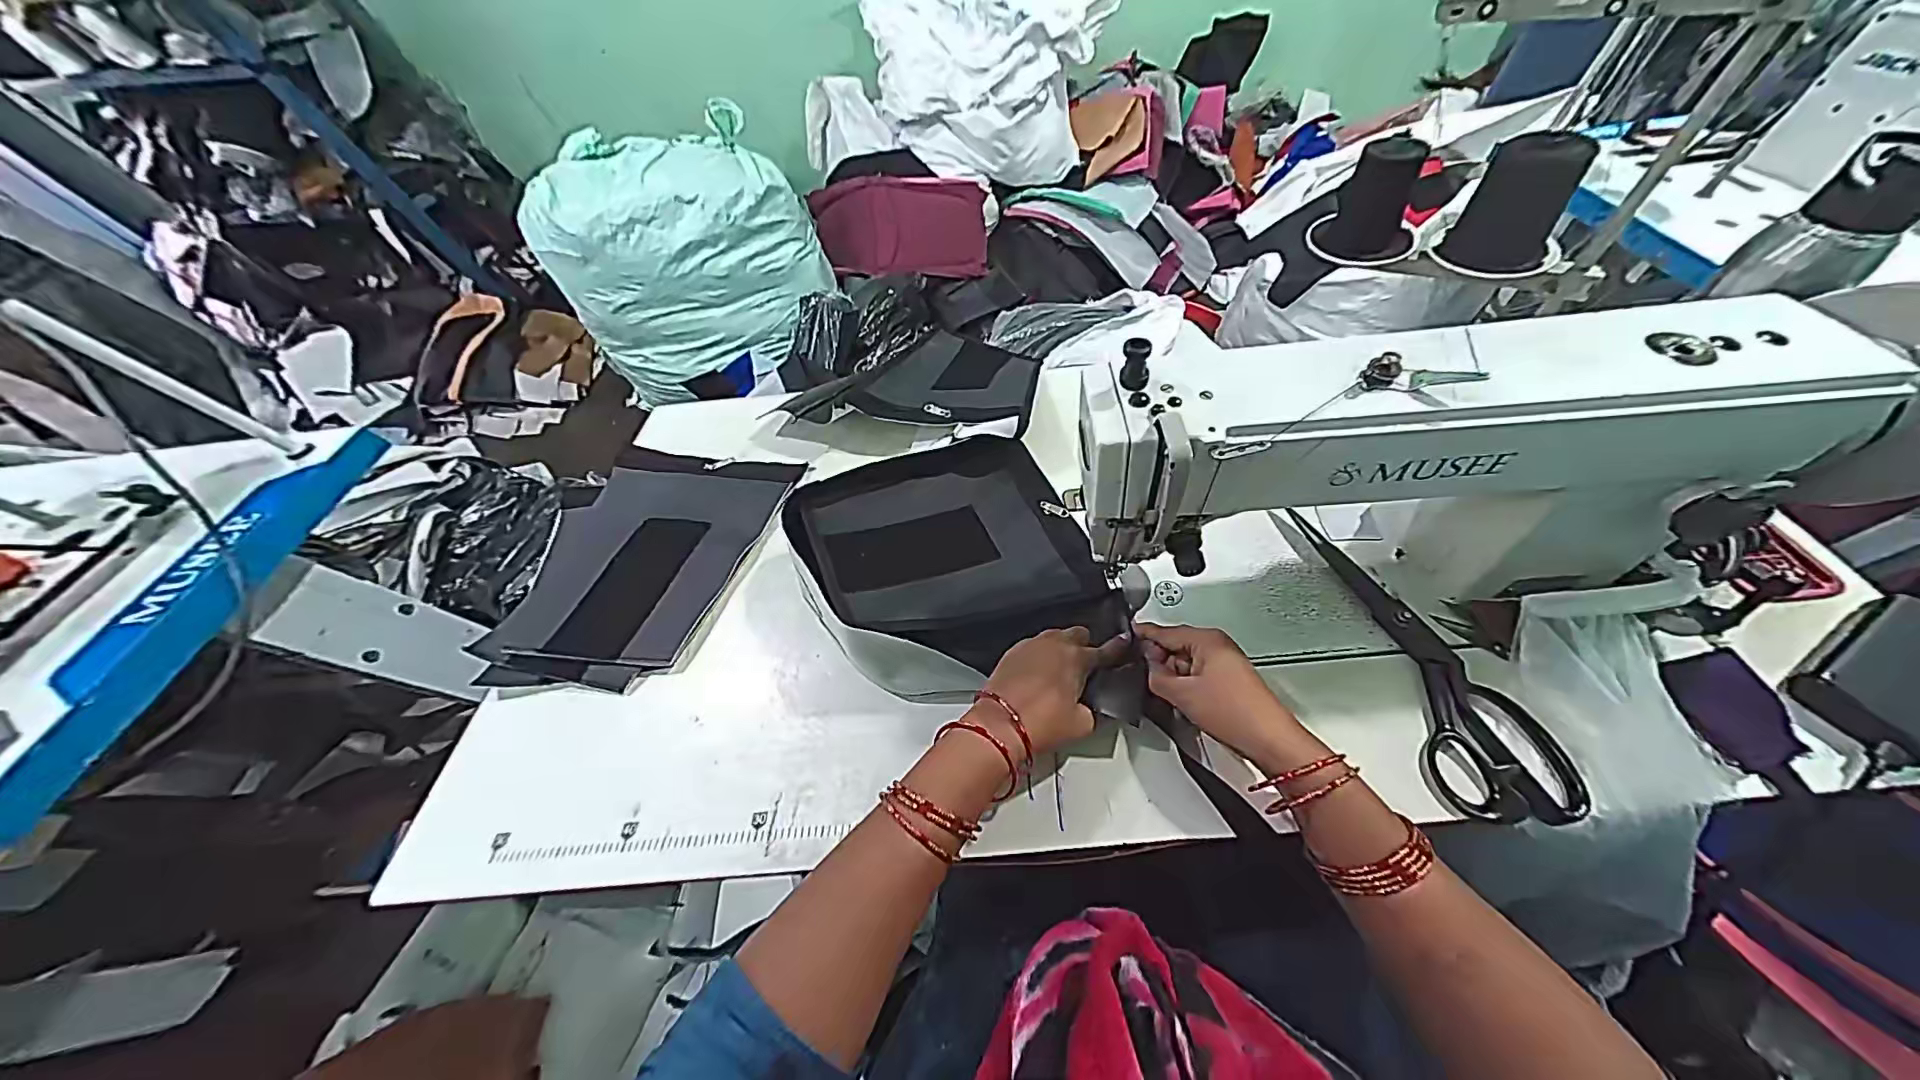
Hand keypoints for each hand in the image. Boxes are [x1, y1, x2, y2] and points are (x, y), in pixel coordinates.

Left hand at [979, 628, 1125, 757]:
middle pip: (1078, 634)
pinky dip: (1040, 655)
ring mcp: (1031, 646)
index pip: (1106, 649)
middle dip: (1085, 645)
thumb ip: (1094, 710)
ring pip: (1054, 637)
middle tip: (1087, 664)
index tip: (1122, 647)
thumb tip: (1092, 709)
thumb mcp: (1082, 724)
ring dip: (1061, 648)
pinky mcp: (1012, 653)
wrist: (1000, 724)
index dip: (1117, 649)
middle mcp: (1054, 645)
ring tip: (1062, 669)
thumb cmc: (1037, 722)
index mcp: (1077, 658)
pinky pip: (1033, 646)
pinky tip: (1040, 672)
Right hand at [1135, 622, 1306, 762]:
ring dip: (1175, 677)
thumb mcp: (1182, 694)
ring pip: (1186, 663)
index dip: (1143, 635)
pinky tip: (1190, 703)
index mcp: (1207, 639)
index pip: (1165, 631)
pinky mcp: (1228, 679)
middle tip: (1152, 680)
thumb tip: (1148, 667)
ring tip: (1178, 698)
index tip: (1129, 635)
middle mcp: (1218, 645)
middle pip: (1175, 646)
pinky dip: (1188, 685)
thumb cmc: (1238, 714)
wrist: (1269, 740)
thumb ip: (1156, 675)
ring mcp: (1225, 662)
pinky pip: (1198, 675)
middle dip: (1160, 662)